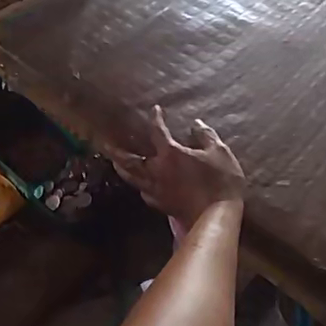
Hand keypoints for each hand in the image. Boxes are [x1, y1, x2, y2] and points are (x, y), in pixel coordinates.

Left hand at [110, 106, 244, 229]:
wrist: (215, 216)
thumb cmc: (221, 181)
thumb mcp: (219, 153)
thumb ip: (206, 136)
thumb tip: (196, 124)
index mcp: (170, 154)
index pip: (158, 131)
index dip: (156, 119)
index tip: (155, 110)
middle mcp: (156, 170)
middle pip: (130, 159)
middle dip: (116, 151)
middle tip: (105, 144)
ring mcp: (155, 189)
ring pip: (131, 177)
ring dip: (121, 168)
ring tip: (115, 163)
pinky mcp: (159, 204)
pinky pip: (143, 192)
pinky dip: (139, 186)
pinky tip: (140, 185)